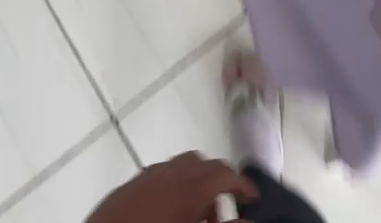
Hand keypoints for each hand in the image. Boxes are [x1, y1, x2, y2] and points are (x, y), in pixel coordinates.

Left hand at [85, 152, 255, 222]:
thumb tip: (247, 221)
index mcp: (189, 185)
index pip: (225, 172)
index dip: (242, 184)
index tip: (252, 199)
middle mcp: (169, 172)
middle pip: (202, 164)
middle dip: (217, 184)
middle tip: (222, 215)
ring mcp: (146, 175)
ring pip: (179, 168)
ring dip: (194, 185)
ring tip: (196, 217)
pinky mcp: (128, 186)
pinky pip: (159, 176)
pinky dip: (172, 188)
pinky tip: (168, 214)